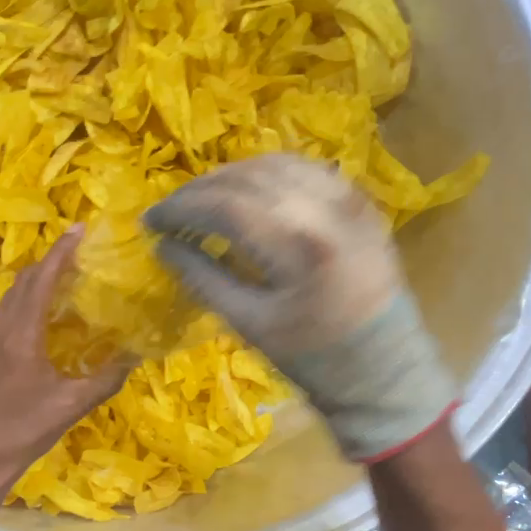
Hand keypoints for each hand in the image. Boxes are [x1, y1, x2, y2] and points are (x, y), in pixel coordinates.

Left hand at [0, 228, 130, 488]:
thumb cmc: (29, 429)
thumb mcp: (74, 405)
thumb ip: (106, 378)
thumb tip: (135, 355)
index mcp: (22, 335)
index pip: (41, 280)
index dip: (60, 252)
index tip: (80, 229)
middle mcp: (2, 331)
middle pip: (23, 281)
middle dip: (49, 260)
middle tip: (78, 251)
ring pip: (11, 296)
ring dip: (35, 279)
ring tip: (63, 275)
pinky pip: (6, 313)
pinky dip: (25, 300)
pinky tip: (43, 312)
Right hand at [144, 154, 457, 461]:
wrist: (381, 366)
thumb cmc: (309, 356)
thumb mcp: (248, 324)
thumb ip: (203, 279)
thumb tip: (162, 247)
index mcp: (298, 247)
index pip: (226, 205)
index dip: (181, 208)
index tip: (149, 222)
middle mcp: (326, 209)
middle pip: (249, 177)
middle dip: (199, 189)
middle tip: (168, 211)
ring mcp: (349, 200)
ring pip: (277, 164)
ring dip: (229, 176)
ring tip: (200, 200)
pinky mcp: (359, 202)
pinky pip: (305, 170)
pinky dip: (266, 174)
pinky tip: (244, 193)